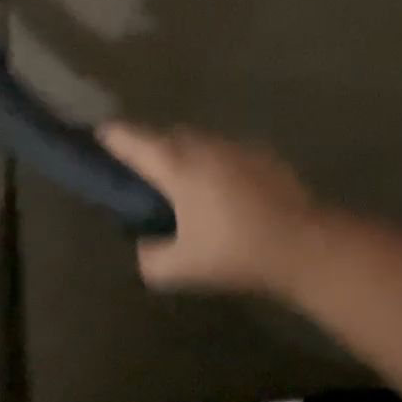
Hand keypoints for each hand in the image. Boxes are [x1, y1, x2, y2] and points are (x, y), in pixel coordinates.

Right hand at [98, 122, 321, 293]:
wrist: (300, 242)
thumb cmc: (234, 252)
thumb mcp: (182, 268)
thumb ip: (152, 258)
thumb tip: (146, 247)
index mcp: (178, 167)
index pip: (136, 141)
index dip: (116, 137)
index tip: (101, 133)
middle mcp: (204, 146)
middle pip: (169, 137)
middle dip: (153, 148)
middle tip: (145, 172)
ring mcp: (236, 146)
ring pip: (201, 142)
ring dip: (187, 155)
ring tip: (187, 185)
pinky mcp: (262, 154)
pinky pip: (227, 153)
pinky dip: (217, 165)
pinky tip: (226, 193)